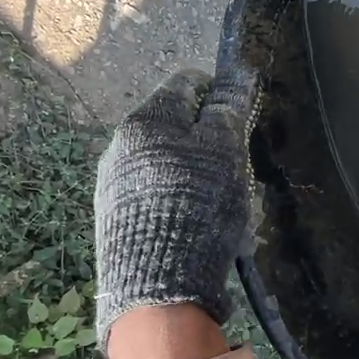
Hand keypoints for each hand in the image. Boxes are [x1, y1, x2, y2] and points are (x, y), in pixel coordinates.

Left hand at [93, 0, 333, 357]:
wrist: (158, 288)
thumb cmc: (198, 207)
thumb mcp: (224, 150)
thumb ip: (229, 108)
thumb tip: (240, 69)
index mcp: (146, 122)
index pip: (186, 82)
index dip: (219, 89)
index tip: (243, 112)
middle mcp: (121, 147)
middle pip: (174, 121)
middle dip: (207, 130)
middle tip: (238, 156)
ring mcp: (114, 186)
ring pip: (166, 156)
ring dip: (195, 163)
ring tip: (222, 193)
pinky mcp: (118, 220)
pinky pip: (157, 188)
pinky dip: (182, 192)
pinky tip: (199, 218)